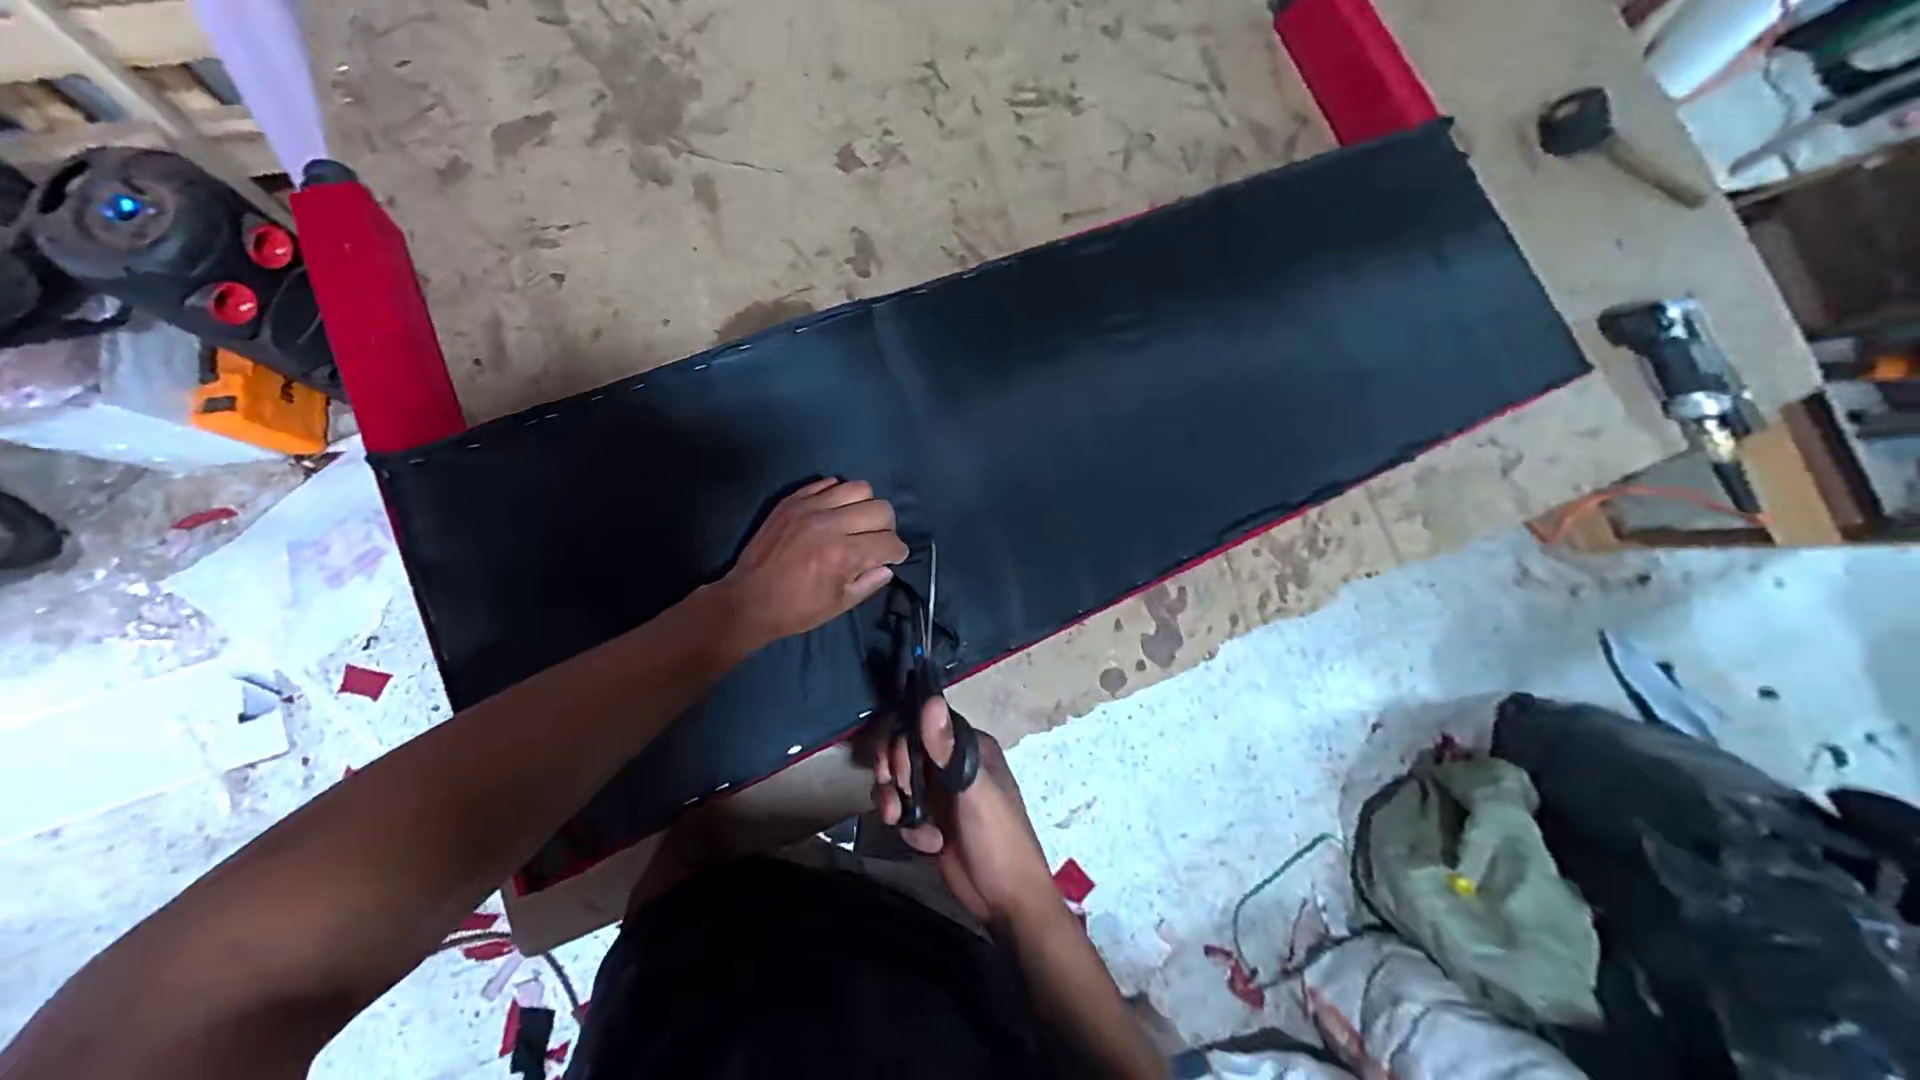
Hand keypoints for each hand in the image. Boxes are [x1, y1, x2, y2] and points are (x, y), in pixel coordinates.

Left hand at [712, 478, 907, 651]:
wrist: (748, 600)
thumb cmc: (796, 609)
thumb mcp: (839, 604)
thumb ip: (869, 582)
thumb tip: (887, 566)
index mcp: (843, 554)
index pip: (890, 541)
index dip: (898, 552)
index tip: (894, 557)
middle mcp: (830, 524)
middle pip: (881, 508)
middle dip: (887, 527)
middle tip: (876, 540)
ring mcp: (809, 508)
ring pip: (859, 487)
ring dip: (865, 505)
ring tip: (856, 522)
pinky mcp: (792, 501)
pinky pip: (828, 483)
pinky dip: (838, 495)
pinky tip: (833, 513)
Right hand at [871, 696, 1060, 926]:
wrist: (1005, 900)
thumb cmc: (998, 839)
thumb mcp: (973, 792)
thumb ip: (949, 749)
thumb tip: (931, 700)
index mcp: (971, 748)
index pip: (926, 724)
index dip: (905, 740)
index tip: (899, 767)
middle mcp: (954, 763)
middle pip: (906, 750)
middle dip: (895, 773)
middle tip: (899, 795)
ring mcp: (941, 792)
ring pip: (898, 779)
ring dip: (893, 800)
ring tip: (900, 820)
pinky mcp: (930, 819)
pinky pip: (902, 808)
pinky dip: (906, 824)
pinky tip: (926, 842)